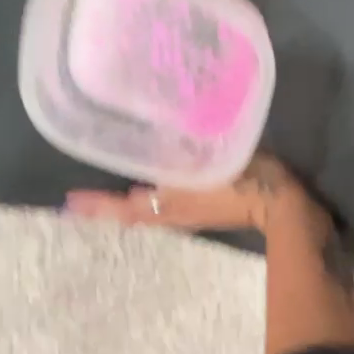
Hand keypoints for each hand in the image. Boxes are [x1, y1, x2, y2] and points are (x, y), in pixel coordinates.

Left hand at [63, 156, 327, 235]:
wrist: (285, 209)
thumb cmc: (250, 182)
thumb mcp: (212, 162)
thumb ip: (183, 152)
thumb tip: (150, 139)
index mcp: (171, 202)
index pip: (125, 207)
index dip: (98, 205)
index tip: (67, 203)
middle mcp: (176, 211)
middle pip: (133, 213)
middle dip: (107, 207)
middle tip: (80, 201)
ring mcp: (194, 213)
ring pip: (150, 213)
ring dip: (128, 206)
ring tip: (110, 193)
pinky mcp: (210, 210)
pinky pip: (167, 208)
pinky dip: (151, 200)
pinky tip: (153, 186)